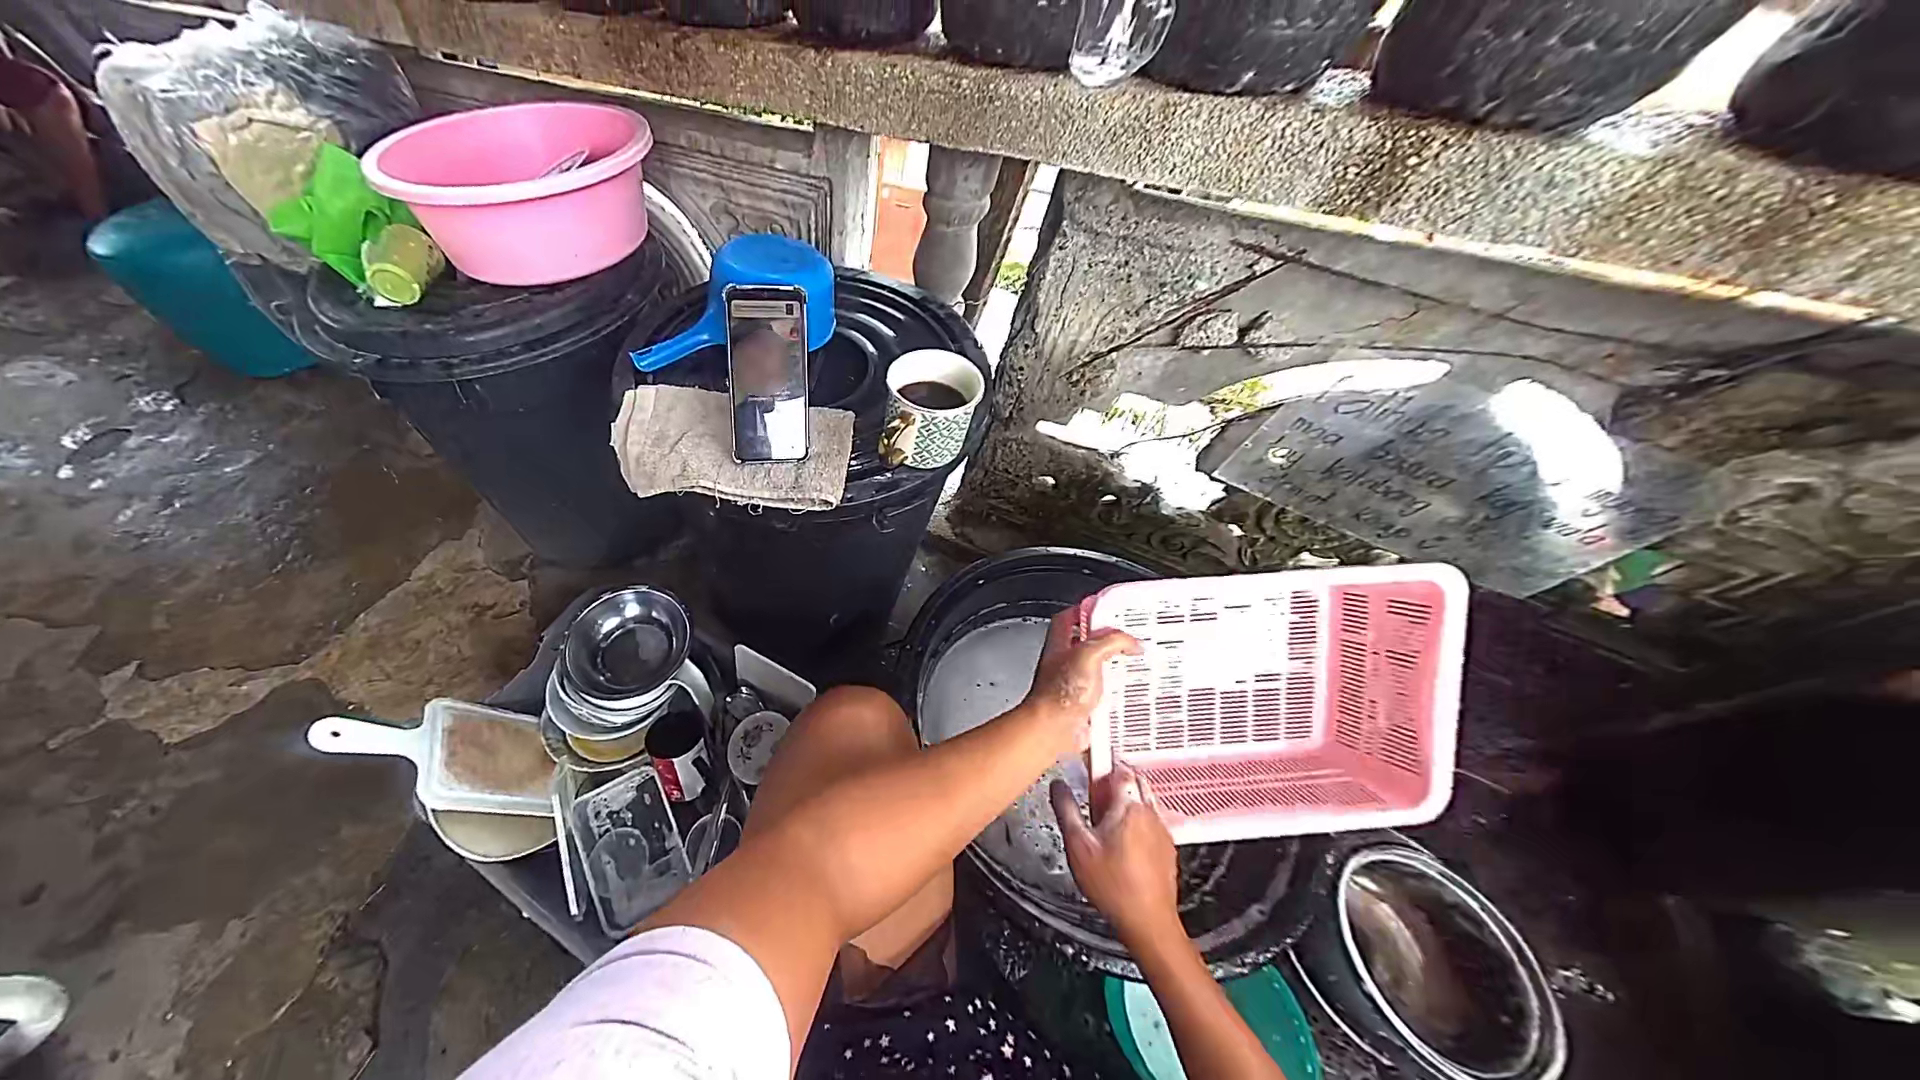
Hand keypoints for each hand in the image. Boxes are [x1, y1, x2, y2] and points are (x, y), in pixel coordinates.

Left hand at [1022, 609, 1141, 752]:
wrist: (1053, 728)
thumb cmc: (1059, 693)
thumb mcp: (1089, 654)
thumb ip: (1111, 641)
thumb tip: (1130, 642)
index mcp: (1059, 644)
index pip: (1067, 618)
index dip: (1083, 611)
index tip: (1104, 611)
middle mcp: (1063, 663)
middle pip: (1086, 644)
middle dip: (1108, 641)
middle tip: (1128, 639)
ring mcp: (1073, 684)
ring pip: (1098, 670)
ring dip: (1115, 668)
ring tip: (1135, 665)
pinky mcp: (1083, 705)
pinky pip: (1104, 695)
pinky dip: (1118, 695)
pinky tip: (1130, 694)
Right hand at [1050, 762, 1180, 947]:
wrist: (1148, 922)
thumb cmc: (1114, 887)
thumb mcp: (1077, 845)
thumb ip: (1066, 810)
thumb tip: (1058, 787)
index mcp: (1128, 806)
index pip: (1118, 766)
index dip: (1102, 760)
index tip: (1088, 762)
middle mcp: (1149, 812)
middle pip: (1134, 780)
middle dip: (1114, 778)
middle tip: (1093, 790)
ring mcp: (1161, 830)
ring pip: (1143, 800)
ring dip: (1125, 799)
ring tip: (1103, 818)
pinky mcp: (1166, 848)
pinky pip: (1150, 820)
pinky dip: (1136, 820)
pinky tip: (1121, 840)